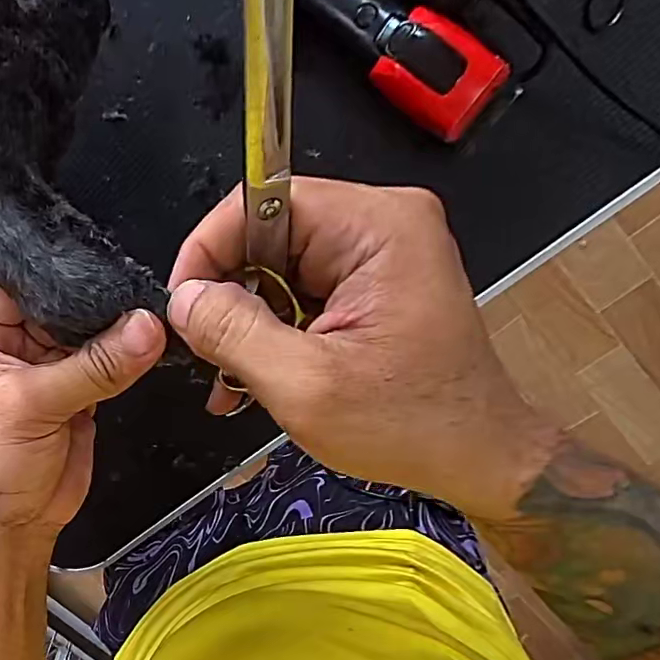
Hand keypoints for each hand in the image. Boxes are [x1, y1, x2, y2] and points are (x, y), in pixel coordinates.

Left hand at [0, 281, 163, 540]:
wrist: (14, 527)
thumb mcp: (32, 406)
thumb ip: (93, 367)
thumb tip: (142, 330)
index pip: (21, 282)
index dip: (60, 271)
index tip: (104, 264)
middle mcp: (14, 348)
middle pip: (63, 307)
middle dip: (98, 302)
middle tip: (137, 293)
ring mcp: (50, 372)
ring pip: (90, 337)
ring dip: (118, 332)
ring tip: (149, 320)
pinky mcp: (80, 395)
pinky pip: (109, 368)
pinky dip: (128, 361)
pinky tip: (147, 348)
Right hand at [167, 177, 557, 520]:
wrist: (476, 457)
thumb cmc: (414, 426)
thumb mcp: (306, 386)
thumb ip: (234, 333)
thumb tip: (186, 300)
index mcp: (377, 228)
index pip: (261, 202)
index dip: (209, 250)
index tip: (184, 304)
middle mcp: (384, 228)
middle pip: (270, 239)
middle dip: (233, 300)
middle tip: (214, 357)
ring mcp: (382, 259)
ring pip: (282, 273)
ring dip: (253, 327)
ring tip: (238, 381)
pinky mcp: (377, 291)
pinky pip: (307, 297)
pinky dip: (279, 336)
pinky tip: (264, 376)